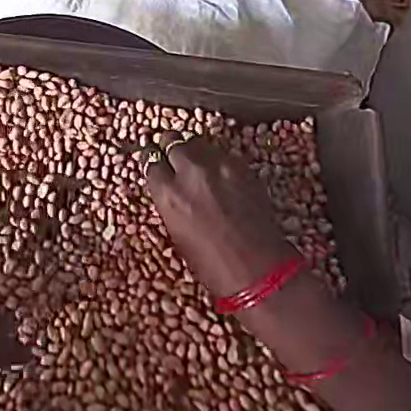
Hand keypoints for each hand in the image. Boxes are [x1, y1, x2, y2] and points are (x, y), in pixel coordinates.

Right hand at [145, 136, 304, 297]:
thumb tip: (169, 185)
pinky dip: (217, 161)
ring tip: (197, 165)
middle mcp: (191, 172)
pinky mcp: (243, 167)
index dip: (154, 163)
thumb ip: (169, 201)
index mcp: (168, 193)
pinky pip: (222, 154)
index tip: (157, 166)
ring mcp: (219, 166)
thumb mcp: (176, 231)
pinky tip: (220, 177)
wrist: (258, 270)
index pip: (151, 161)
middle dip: (171, 148)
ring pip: (198, 142)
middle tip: (173, 157)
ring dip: (194, 151)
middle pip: (173, 140)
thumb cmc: (211, 263)